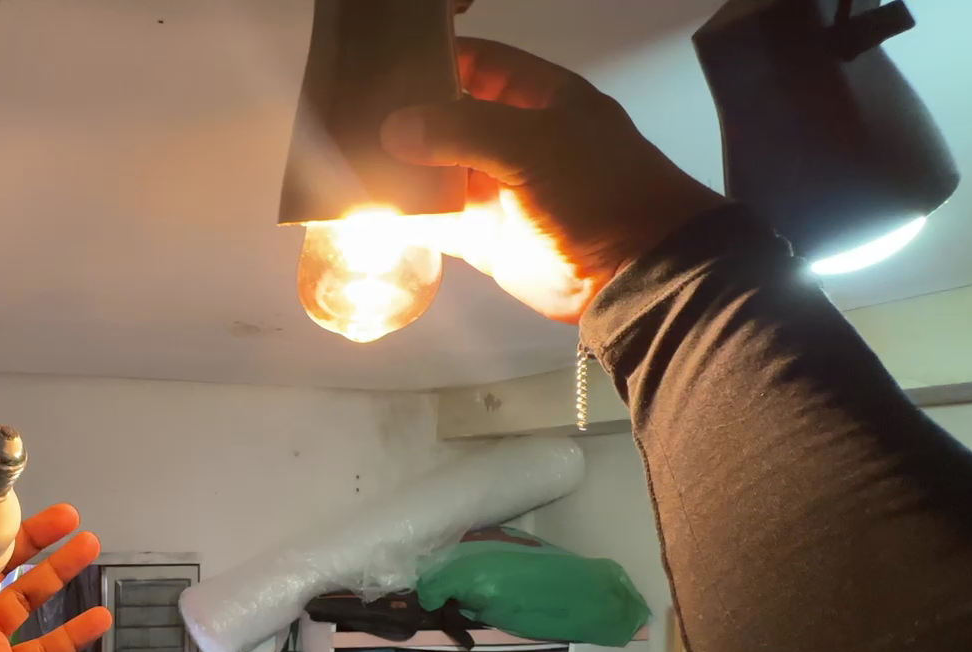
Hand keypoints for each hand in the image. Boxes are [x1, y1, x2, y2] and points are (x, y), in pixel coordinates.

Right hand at [382, 38, 726, 322]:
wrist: (623, 271)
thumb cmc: (592, 190)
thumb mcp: (532, 144)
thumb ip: (462, 131)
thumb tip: (392, 129)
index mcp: (536, 99)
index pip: (479, 64)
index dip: (436, 60)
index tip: (385, 64)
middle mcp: (511, 139)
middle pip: (448, 119)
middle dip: (405, 119)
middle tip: (352, 117)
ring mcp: (493, 189)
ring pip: (434, 172)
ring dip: (398, 170)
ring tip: (348, 162)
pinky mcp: (479, 235)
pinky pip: (432, 220)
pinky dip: (404, 217)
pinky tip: (368, 210)